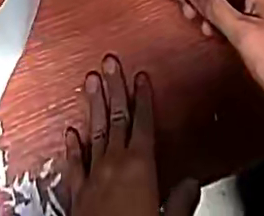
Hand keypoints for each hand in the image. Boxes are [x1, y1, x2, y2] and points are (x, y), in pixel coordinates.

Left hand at [63, 55, 198, 215]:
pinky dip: (74, 146)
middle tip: (110, 62)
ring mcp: (93, 177)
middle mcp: (114, 165)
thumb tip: (192, 182)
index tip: (141, 76)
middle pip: (117, 118)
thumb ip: (180, 201)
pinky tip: (71, 131)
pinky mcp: (77, 194)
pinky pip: (75, 164)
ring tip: (89, 80)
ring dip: (94, 106)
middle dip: (115, 89)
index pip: (143, 124)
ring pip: (95, 132)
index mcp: (140, 167)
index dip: (143, 99)